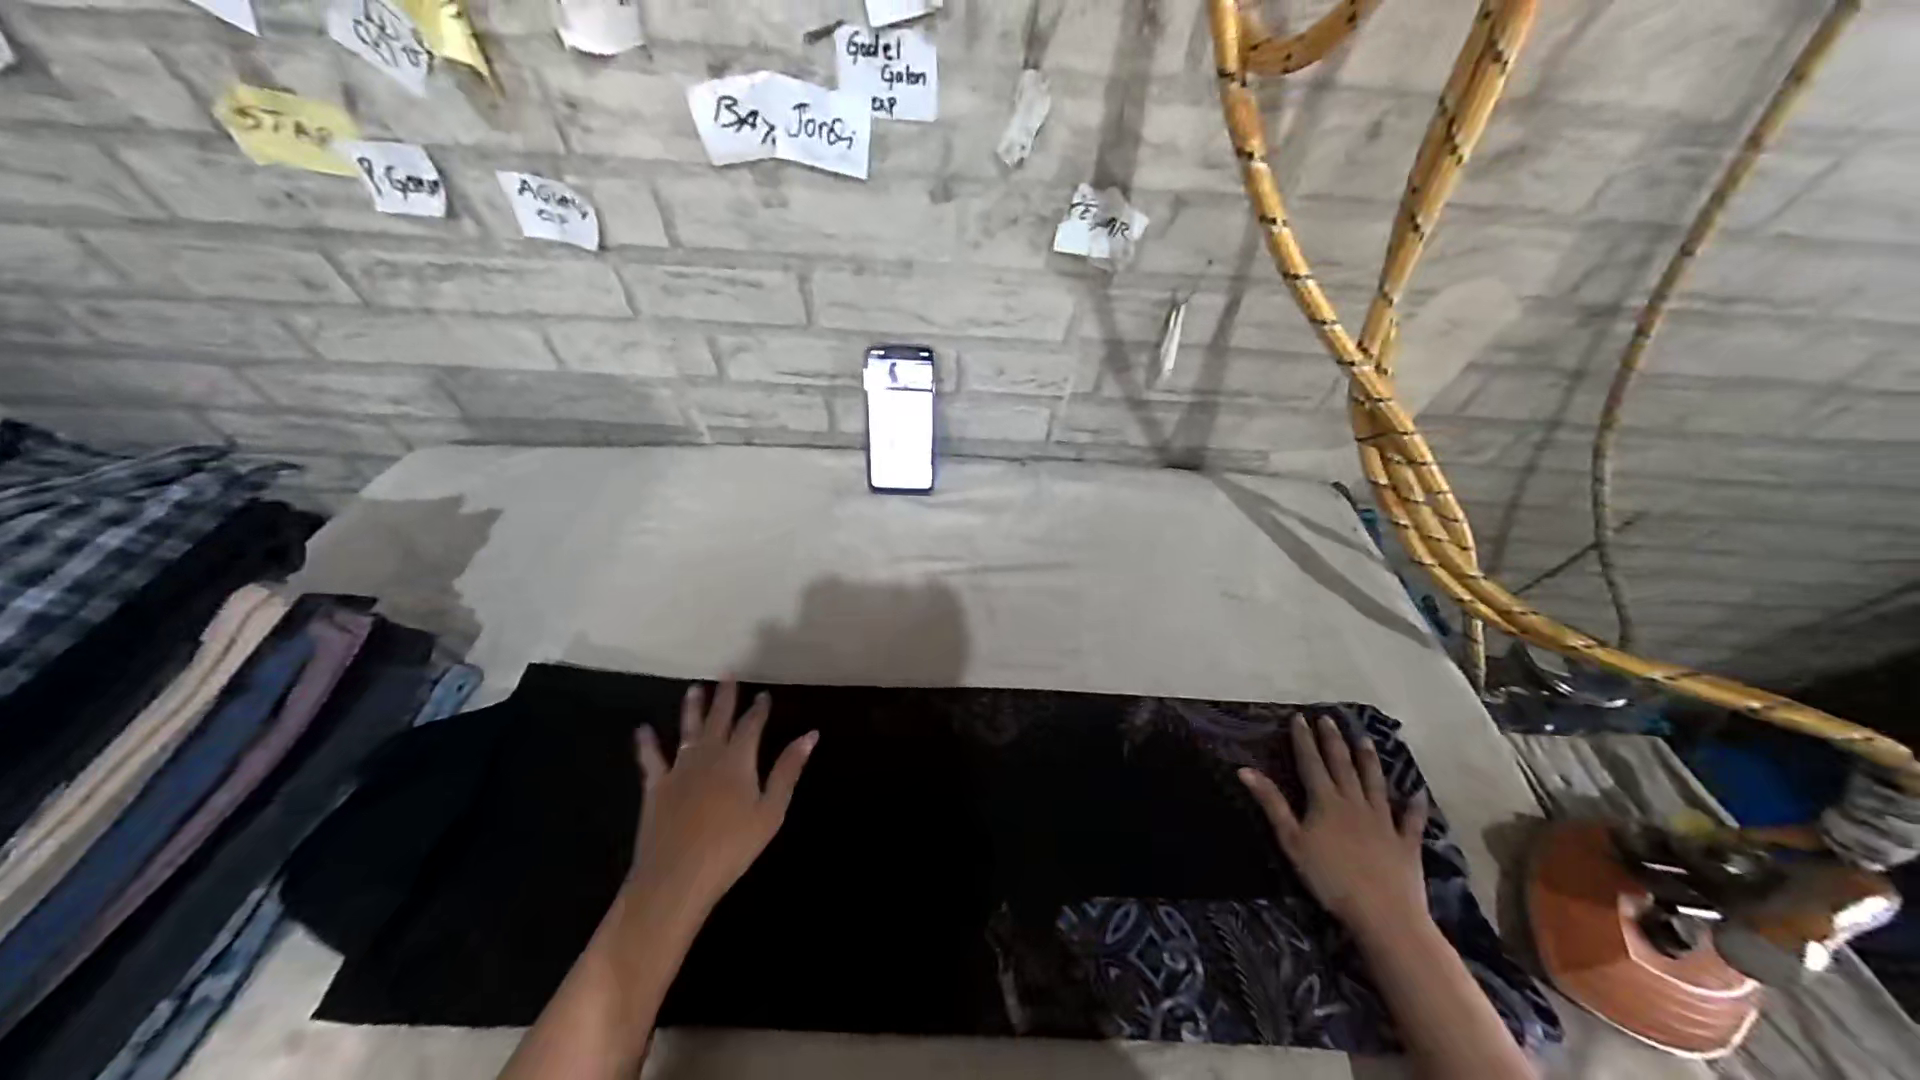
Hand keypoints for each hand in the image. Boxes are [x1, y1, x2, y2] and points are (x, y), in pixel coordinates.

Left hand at [631, 678, 816, 915]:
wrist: (676, 876)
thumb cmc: (731, 847)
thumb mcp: (771, 811)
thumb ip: (788, 770)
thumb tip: (810, 734)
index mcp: (738, 759)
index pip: (751, 725)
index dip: (759, 709)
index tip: (764, 694)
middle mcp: (708, 755)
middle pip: (718, 718)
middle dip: (725, 696)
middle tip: (727, 674)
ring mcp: (678, 769)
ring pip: (687, 730)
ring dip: (692, 708)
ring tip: (694, 689)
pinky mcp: (655, 787)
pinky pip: (651, 758)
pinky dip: (647, 743)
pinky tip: (643, 730)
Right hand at [1239, 713, 1430, 937]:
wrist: (1384, 913)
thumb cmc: (1329, 878)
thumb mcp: (1291, 840)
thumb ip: (1271, 803)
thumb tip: (1244, 769)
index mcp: (1325, 801)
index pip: (1311, 762)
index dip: (1304, 739)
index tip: (1300, 717)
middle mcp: (1355, 803)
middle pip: (1343, 765)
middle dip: (1333, 741)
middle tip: (1329, 718)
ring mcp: (1384, 821)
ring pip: (1375, 783)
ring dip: (1369, 760)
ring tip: (1364, 739)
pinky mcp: (1406, 842)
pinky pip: (1411, 819)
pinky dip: (1414, 805)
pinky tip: (1416, 793)